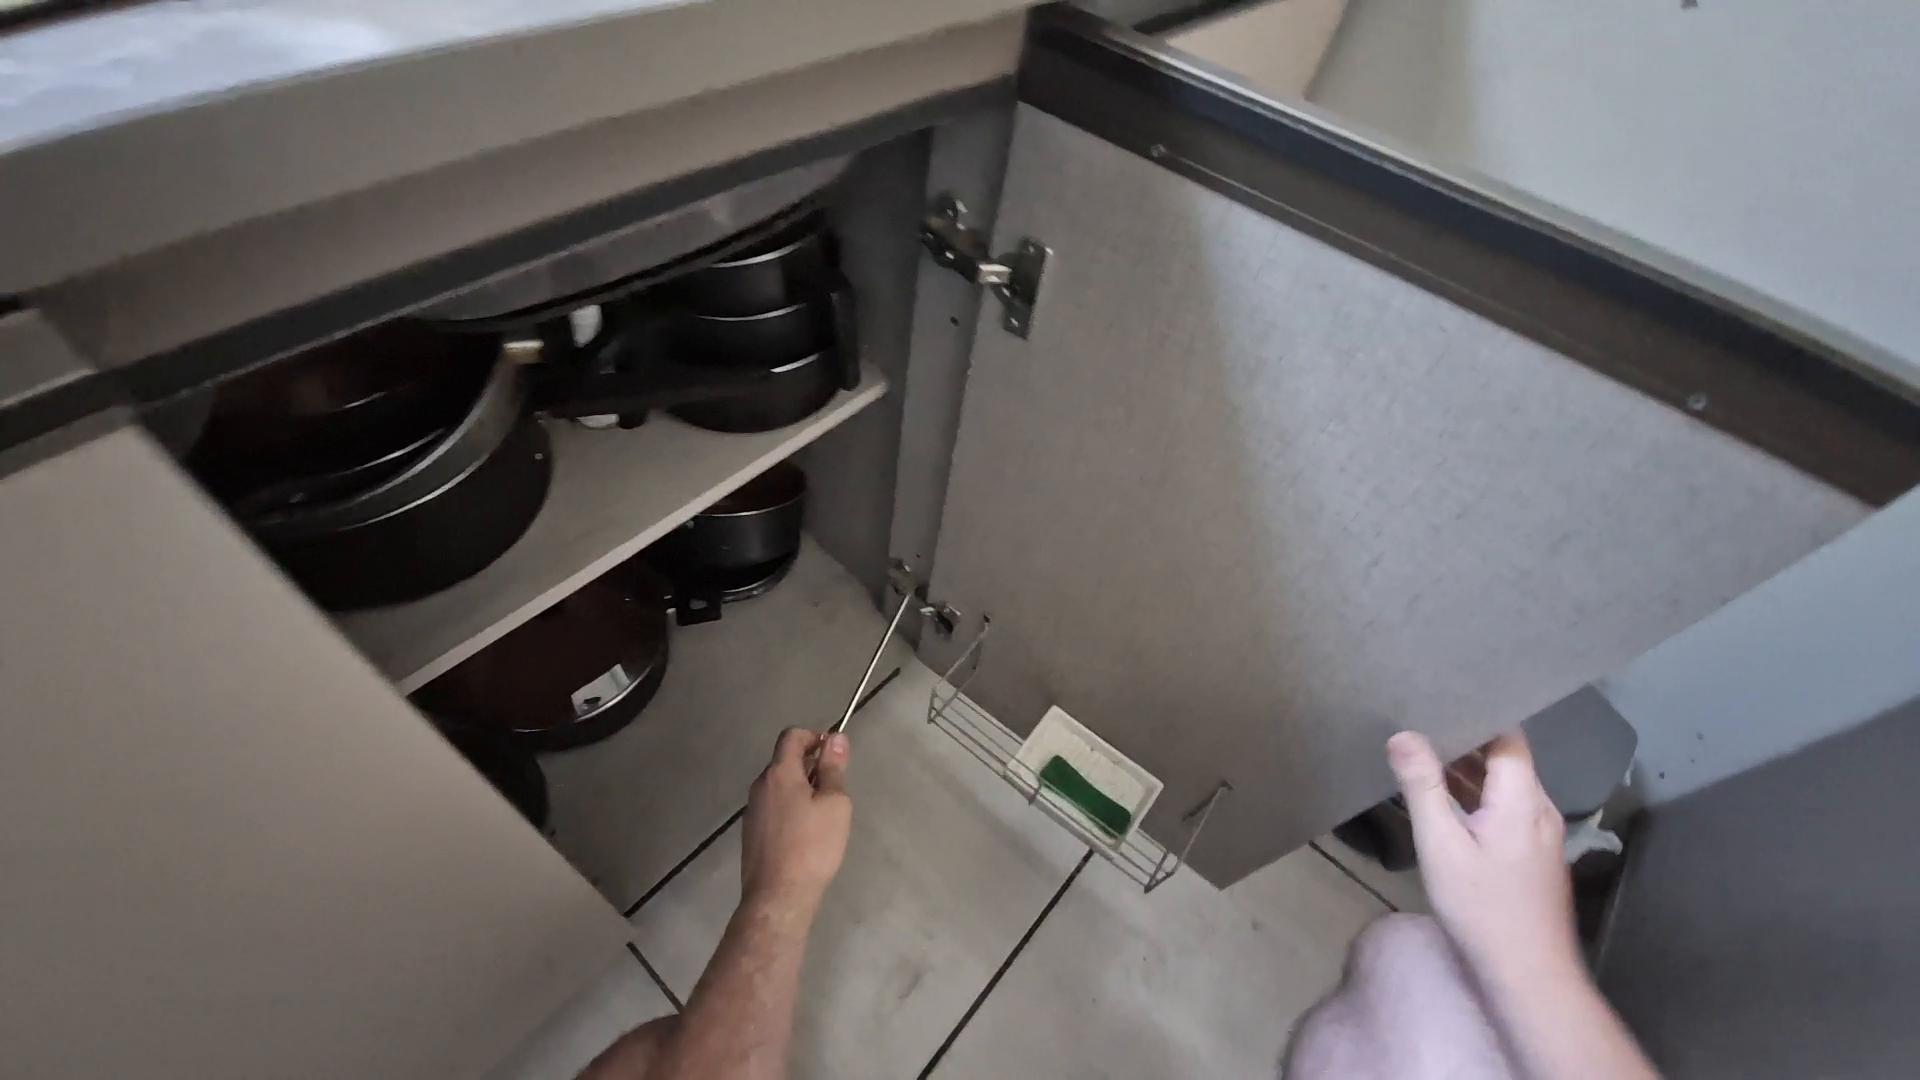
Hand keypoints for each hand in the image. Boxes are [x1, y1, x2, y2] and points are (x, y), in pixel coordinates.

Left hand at [740, 728, 852, 913]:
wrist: (778, 898)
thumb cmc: (812, 846)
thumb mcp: (834, 804)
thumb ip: (833, 768)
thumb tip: (835, 738)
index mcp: (779, 773)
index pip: (791, 736)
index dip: (813, 737)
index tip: (832, 756)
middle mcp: (760, 786)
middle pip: (784, 761)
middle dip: (809, 766)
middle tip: (833, 791)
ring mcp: (752, 811)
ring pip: (778, 786)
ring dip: (800, 789)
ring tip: (821, 817)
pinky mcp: (751, 833)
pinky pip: (773, 807)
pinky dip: (789, 809)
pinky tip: (804, 836)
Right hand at [1387, 731, 1577, 986]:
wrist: (1527, 975)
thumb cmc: (1482, 906)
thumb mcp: (1440, 843)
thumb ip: (1422, 786)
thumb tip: (1403, 734)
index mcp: (1522, 800)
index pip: (1508, 737)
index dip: (1479, 712)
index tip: (1439, 695)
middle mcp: (1537, 809)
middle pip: (1504, 757)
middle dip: (1463, 736)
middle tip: (1415, 716)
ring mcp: (1536, 833)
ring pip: (1500, 783)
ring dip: (1464, 766)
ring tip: (1419, 748)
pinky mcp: (1527, 852)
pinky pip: (1499, 805)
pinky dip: (1471, 792)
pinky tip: (1438, 795)